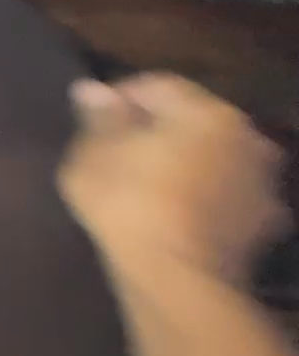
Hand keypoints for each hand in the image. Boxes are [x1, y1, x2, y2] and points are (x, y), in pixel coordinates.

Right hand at [59, 73, 290, 286]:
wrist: (177, 270)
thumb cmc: (125, 201)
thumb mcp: (92, 155)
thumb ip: (99, 119)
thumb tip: (93, 89)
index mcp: (205, 114)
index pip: (158, 84)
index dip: (119, 95)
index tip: (89, 117)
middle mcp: (247, 136)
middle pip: (192, 119)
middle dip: (156, 128)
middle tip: (115, 148)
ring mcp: (264, 177)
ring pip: (214, 153)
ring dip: (183, 158)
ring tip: (145, 179)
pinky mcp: (267, 215)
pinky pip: (227, 188)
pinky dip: (202, 189)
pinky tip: (174, 207)